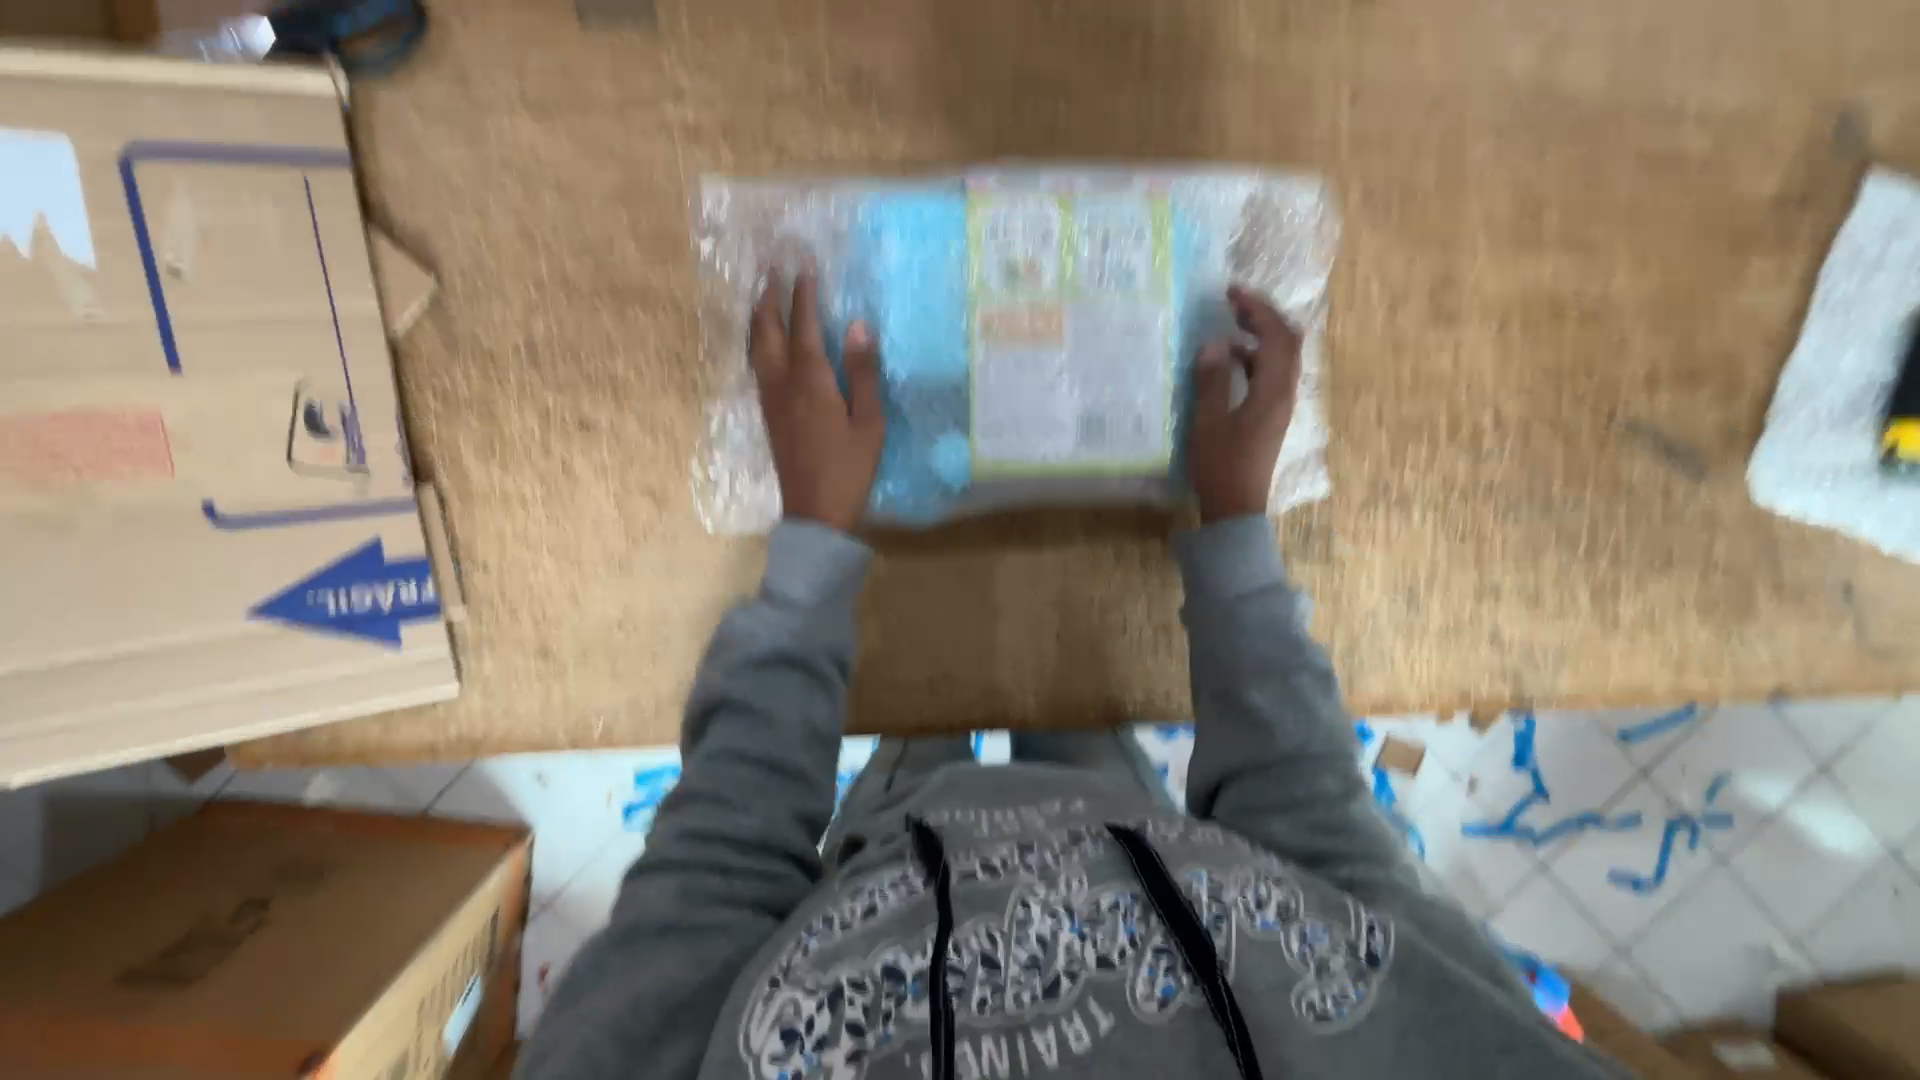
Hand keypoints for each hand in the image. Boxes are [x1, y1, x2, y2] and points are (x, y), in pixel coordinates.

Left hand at [749, 270, 885, 531]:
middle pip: (768, 330)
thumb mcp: (869, 423)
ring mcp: (771, 399)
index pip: (803, 327)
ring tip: (764, 293)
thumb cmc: (849, 469)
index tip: (803, 266)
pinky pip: (757, 364)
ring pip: (757, 347)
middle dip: (770, 296)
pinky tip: (765, 340)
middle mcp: (782, 384)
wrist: (815, 512)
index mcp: (810, 382)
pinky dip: (759, 340)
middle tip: (772, 267)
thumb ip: (863, 373)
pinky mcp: (768, 414)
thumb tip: (857, 325)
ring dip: (760, 316)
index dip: (803, 295)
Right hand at [1187, 285, 1302, 522]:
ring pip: (1282, 358)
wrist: (1236, 508)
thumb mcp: (1208, 422)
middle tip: (1235, 303)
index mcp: (1273, 391)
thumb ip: (1211, 381)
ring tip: (1232, 325)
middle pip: (1288, 342)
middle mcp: (1285, 394)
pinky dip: (1256, 358)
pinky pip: (1272, 375)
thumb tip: (1216, 343)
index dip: (1258, 309)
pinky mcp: (1271, 417)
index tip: (1231, 293)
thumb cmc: (1220, 466)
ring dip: (1262, 336)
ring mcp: (1280, 406)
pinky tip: (1231, 361)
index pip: (1277, 335)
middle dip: (1265, 316)